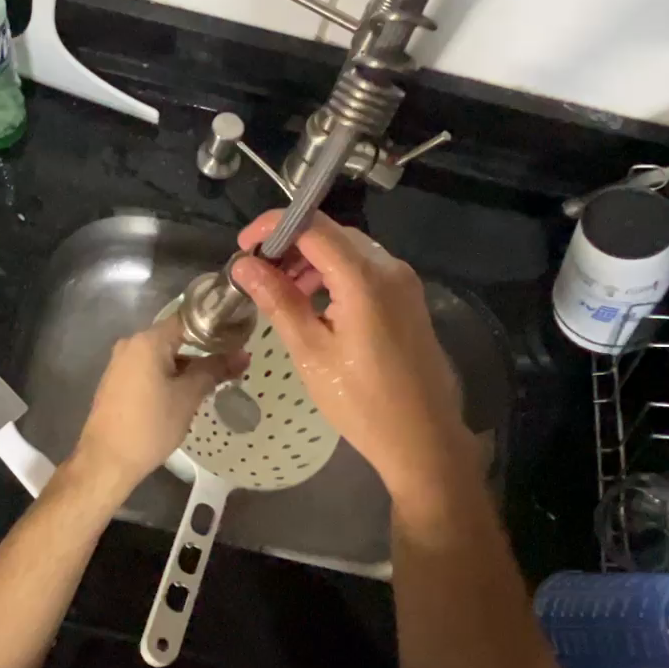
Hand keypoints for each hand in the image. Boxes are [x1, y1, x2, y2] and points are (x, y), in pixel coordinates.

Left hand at [71, 312, 244, 496]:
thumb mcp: (188, 397)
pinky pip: (148, 368)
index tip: (236, 336)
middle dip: (202, 349)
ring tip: (213, 379)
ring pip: (161, 355)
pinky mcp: (116, 381)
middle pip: (174, 337)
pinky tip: (184, 392)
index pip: (187, 319)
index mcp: (147, 341)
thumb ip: (214, 370)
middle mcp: (130, 344)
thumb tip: (242, 355)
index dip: (214, 326)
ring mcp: (120, 363)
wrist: (105, 461)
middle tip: (230, 361)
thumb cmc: (150, 425)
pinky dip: (167, 374)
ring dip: (185, 365)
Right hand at [231, 212, 471, 510]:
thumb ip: (278, 301)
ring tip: (281, 289)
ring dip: (312, 259)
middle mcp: (389, 268)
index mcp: (364, 279)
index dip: (273, 227)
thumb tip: (244, 267)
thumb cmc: (362, 402)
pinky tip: (314, 302)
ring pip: (349, 250)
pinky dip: (334, 273)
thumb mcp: (311, 353)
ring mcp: (404, 282)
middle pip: (332, 234)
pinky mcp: (408, 297)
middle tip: (257, 271)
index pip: (313, 226)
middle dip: (290, 244)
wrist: (424, 440)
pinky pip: (365, 268)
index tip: (244, 247)